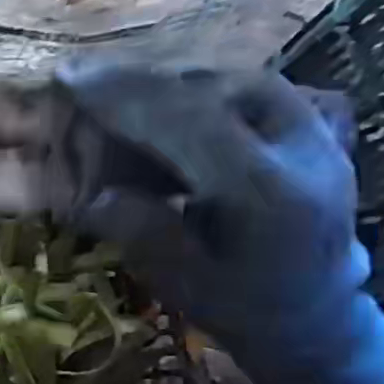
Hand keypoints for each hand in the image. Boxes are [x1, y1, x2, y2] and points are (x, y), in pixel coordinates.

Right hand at [54, 62, 383, 383]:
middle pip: (206, 86)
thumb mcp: (185, 284)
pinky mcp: (308, 121)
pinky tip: (153, 97)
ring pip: (223, 76)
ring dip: (160, 79)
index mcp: (271, 192)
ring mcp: (313, 127)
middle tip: (81, 79)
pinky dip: (188, 84)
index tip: (68, 79)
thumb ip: (144, 235)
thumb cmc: (242, 303)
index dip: (124, 96)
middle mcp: (302, 145)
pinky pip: (238, 83)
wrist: (315, 307)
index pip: (190, 121)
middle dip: (136, 80)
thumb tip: (95, 196)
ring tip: (110, 89)